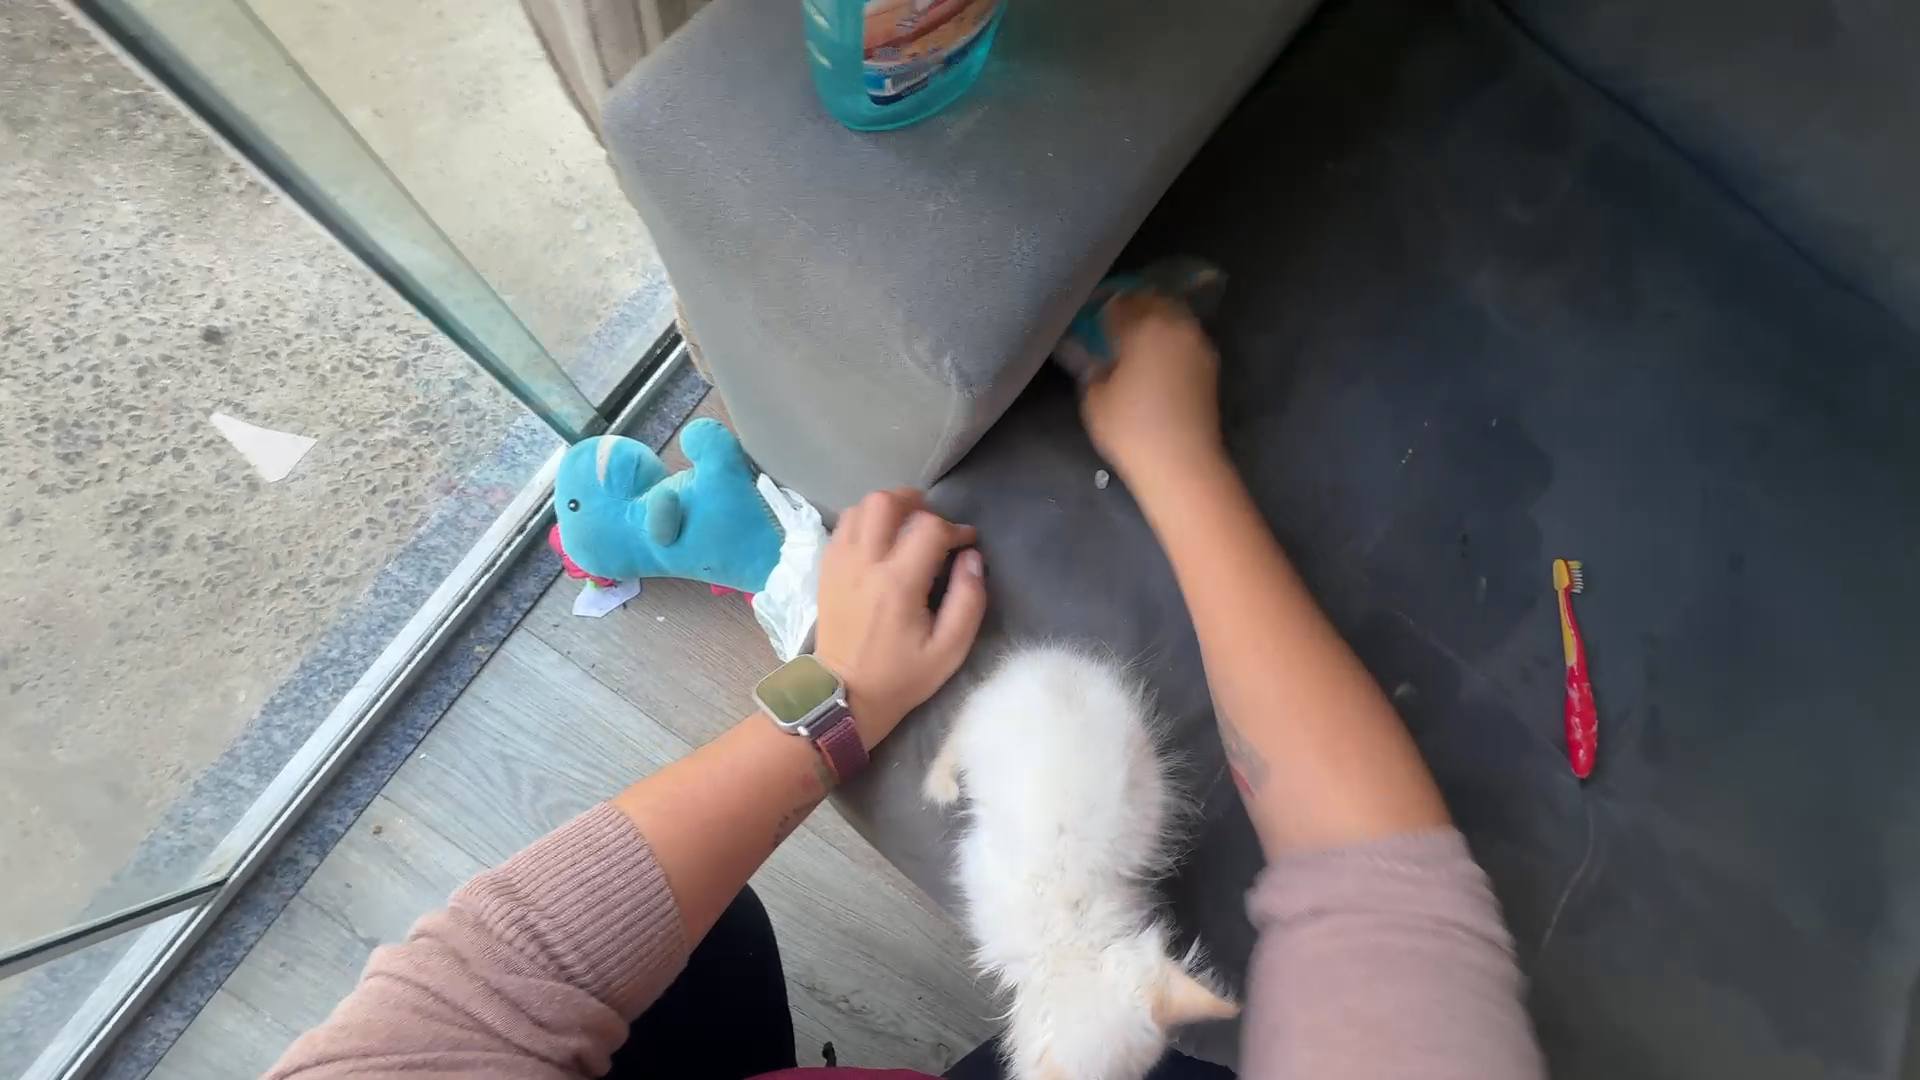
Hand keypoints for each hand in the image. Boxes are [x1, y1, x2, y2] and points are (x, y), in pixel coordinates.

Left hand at [814, 488, 986, 746]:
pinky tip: (880, 540)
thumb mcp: (949, 650)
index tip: (966, 543)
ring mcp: (840, 563)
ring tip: (906, 527)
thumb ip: (968, 600)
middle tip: (933, 522)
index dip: (956, 528)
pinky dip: (865, 521)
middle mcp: (864, 564)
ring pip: (860, 507)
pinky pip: (844, 525)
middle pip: (886, 502)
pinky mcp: (826, 568)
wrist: (844, 696)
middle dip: (916, 503)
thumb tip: (972, 557)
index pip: (929, 528)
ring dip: (888, 508)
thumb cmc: (901, 676)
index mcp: (897, 584)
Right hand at [1079, 291, 1224, 482]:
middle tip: (1116, 325)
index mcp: (1145, 326)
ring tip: (1137, 344)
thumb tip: (1101, 363)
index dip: (1104, 309)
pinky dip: (1170, 344)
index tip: (1093, 320)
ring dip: (1156, 324)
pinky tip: (1156, 363)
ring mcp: (1198, 345)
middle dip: (1134, 308)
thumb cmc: (1131, 428)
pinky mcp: (1210, 367)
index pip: (1121, 303)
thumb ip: (1094, 371)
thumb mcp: (1094, 399)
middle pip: (1154, 302)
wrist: (1182, 462)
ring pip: (1174, 319)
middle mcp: (1176, 326)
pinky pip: (1185, 341)